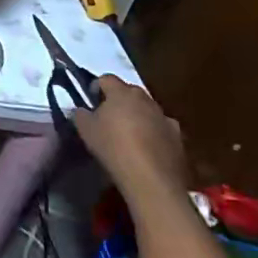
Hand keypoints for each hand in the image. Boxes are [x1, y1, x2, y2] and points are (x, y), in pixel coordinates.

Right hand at [71, 76, 189, 206]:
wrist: (151, 178)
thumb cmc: (113, 147)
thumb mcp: (86, 131)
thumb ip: (80, 115)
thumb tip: (80, 110)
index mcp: (121, 92)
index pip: (106, 79)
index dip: (96, 87)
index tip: (90, 101)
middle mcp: (145, 98)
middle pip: (129, 93)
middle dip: (119, 102)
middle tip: (109, 119)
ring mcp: (163, 116)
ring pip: (147, 110)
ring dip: (138, 117)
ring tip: (129, 136)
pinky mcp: (176, 135)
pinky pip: (161, 128)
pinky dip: (154, 134)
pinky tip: (149, 149)